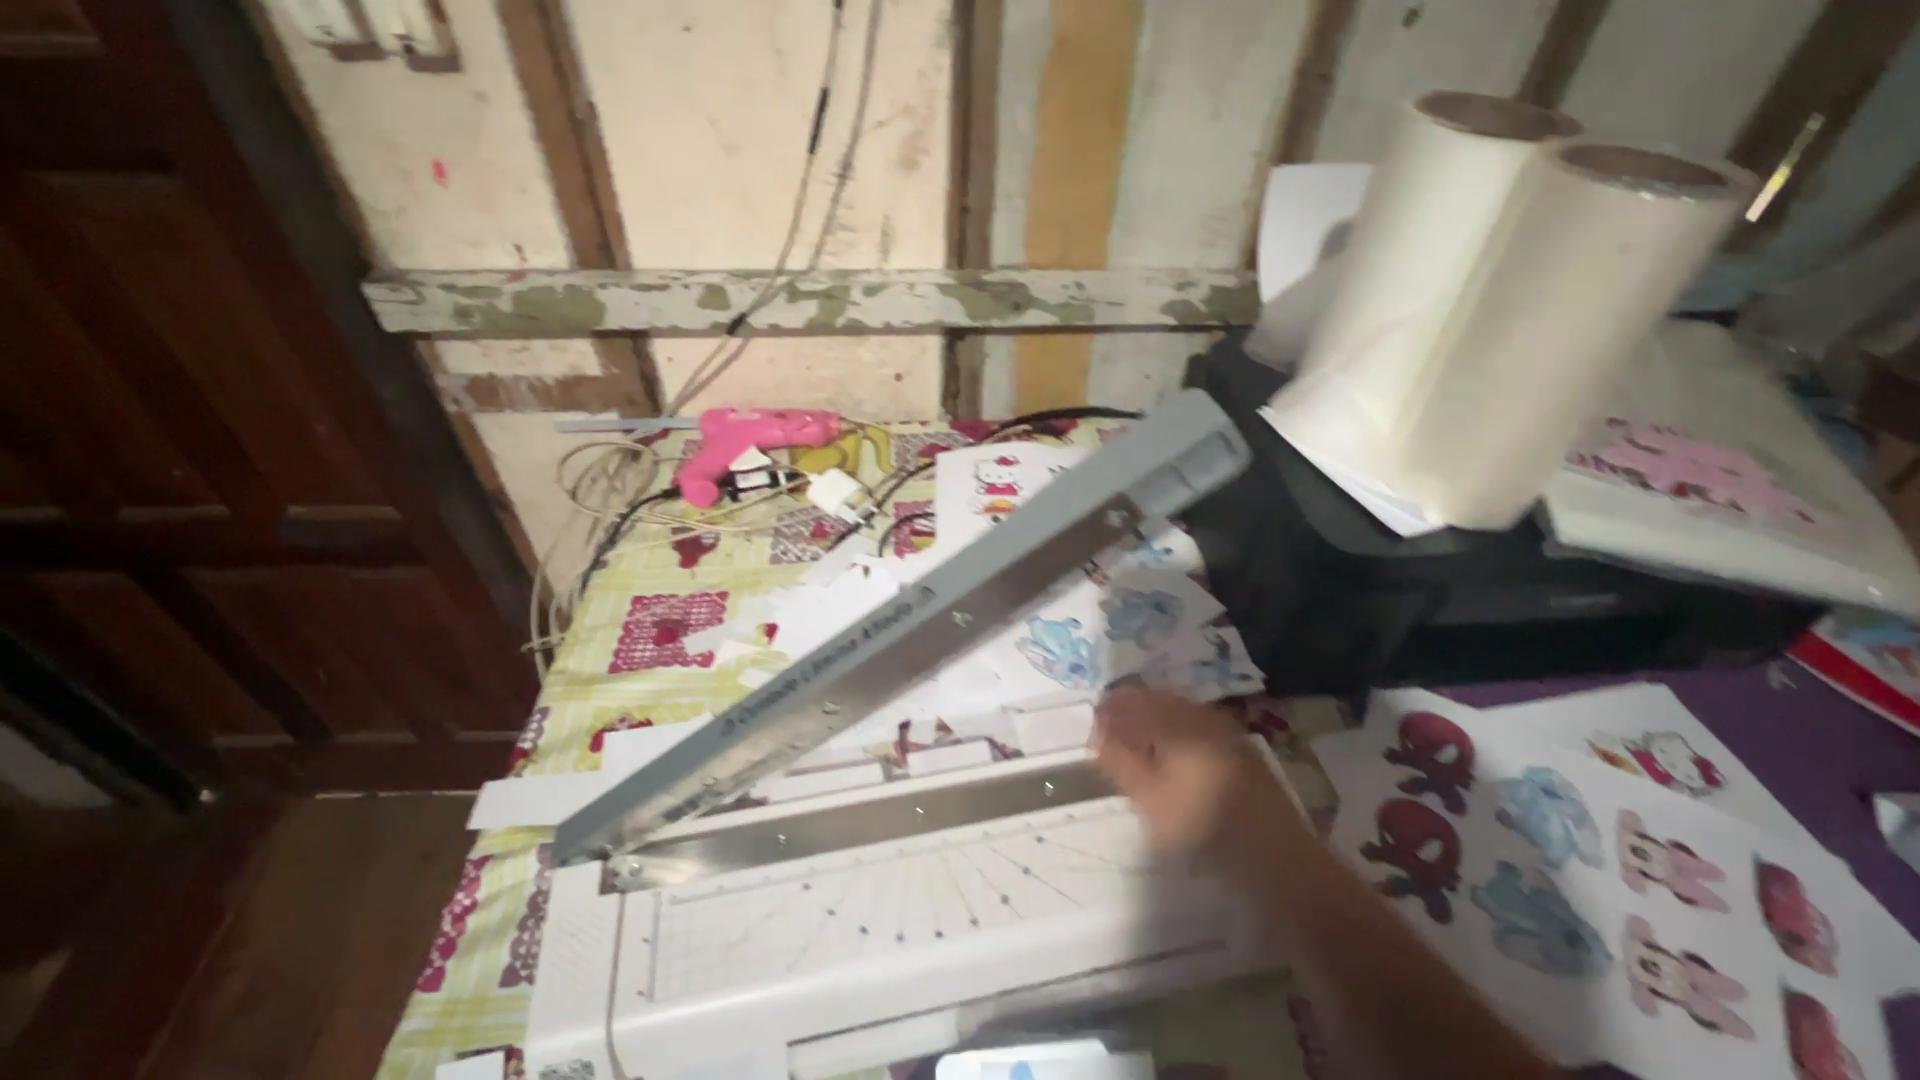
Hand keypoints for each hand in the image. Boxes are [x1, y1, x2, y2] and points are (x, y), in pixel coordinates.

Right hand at [1091, 685, 1296, 859]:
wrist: (1276, 855)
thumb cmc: (1205, 829)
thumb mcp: (1151, 801)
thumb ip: (1121, 762)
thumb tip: (1099, 735)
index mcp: (1178, 723)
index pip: (1134, 701)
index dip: (1110, 709)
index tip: (1094, 726)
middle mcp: (1203, 716)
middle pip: (1158, 700)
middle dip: (1131, 711)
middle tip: (1111, 735)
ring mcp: (1226, 730)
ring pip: (1179, 710)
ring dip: (1154, 719)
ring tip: (1138, 746)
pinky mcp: (1240, 747)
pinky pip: (1198, 724)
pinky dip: (1176, 730)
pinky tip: (1171, 754)